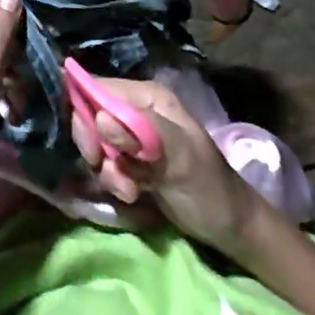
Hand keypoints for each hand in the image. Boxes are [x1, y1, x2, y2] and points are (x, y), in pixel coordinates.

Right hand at [70, 75, 263, 257]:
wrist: (228, 225)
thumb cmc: (208, 185)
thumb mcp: (181, 156)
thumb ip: (142, 132)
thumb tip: (100, 118)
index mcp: (149, 97)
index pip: (99, 89)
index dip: (86, 115)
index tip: (93, 150)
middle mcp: (137, 110)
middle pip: (92, 116)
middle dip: (96, 147)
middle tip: (110, 170)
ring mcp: (135, 136)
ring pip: (98, 144)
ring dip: (107, 170)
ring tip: (129, 189)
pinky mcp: (133, 161)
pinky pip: (107, 164)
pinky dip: (114, 181)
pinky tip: (132, 194)